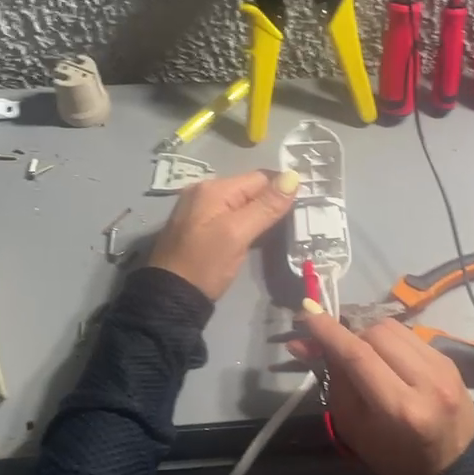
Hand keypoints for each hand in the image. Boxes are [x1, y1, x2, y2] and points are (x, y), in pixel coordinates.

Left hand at [147, 170, 300, 300]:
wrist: (170, 298)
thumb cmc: (205, 264)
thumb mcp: (238, 234)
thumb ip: (266, 206)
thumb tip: (293, 176)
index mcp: (213, 188)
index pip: (259, 178)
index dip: (282, 190)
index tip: (304, 208)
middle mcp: (204, 191)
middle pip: (250, 189)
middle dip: (271, 202)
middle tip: (294, 223)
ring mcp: (199, 209)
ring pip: (241, 203)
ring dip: (260, 214)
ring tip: (280, 231)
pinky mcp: (199, 226)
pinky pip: (230, 215)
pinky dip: (245, 223)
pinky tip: (256, 237)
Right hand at [290, 304, 473, 474]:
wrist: (451, 471)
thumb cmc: (394, 459)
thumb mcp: (354, 428)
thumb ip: (333, 380)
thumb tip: (306, 342)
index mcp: (399, 409)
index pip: (358, 356)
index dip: (329, 331)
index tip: (307, 313)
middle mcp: (426, 382)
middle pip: (376, 334)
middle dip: (351, 336)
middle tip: (338, 349)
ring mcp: (443, 368)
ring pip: (394, 327)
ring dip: (370, 334)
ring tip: (365, 354)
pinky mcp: (450, 360)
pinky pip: (411, 335)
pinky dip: (392, 341)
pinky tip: (388, 358)